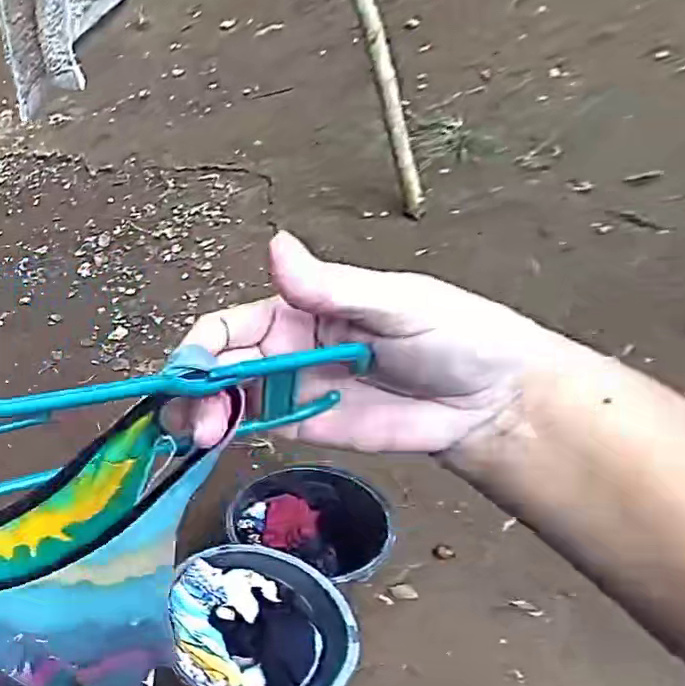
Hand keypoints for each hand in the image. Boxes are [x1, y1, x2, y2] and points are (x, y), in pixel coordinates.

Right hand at [179, 232, 563, 454]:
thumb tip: (277, 244)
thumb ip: (329, 285)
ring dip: (195, 416)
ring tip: (201, 435)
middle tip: (197, 418)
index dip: (197, 349)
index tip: (190, 374)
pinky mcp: (286, 425)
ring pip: (213, 400)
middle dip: (191, 392)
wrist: (494, 403)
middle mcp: (273, 351)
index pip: (222, 330)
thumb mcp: (398, 303)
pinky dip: (215, 433)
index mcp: (290, 314)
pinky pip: (238, 427)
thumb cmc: (458, 338)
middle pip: (209, 369)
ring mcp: (277, 390)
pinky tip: (210, 441)